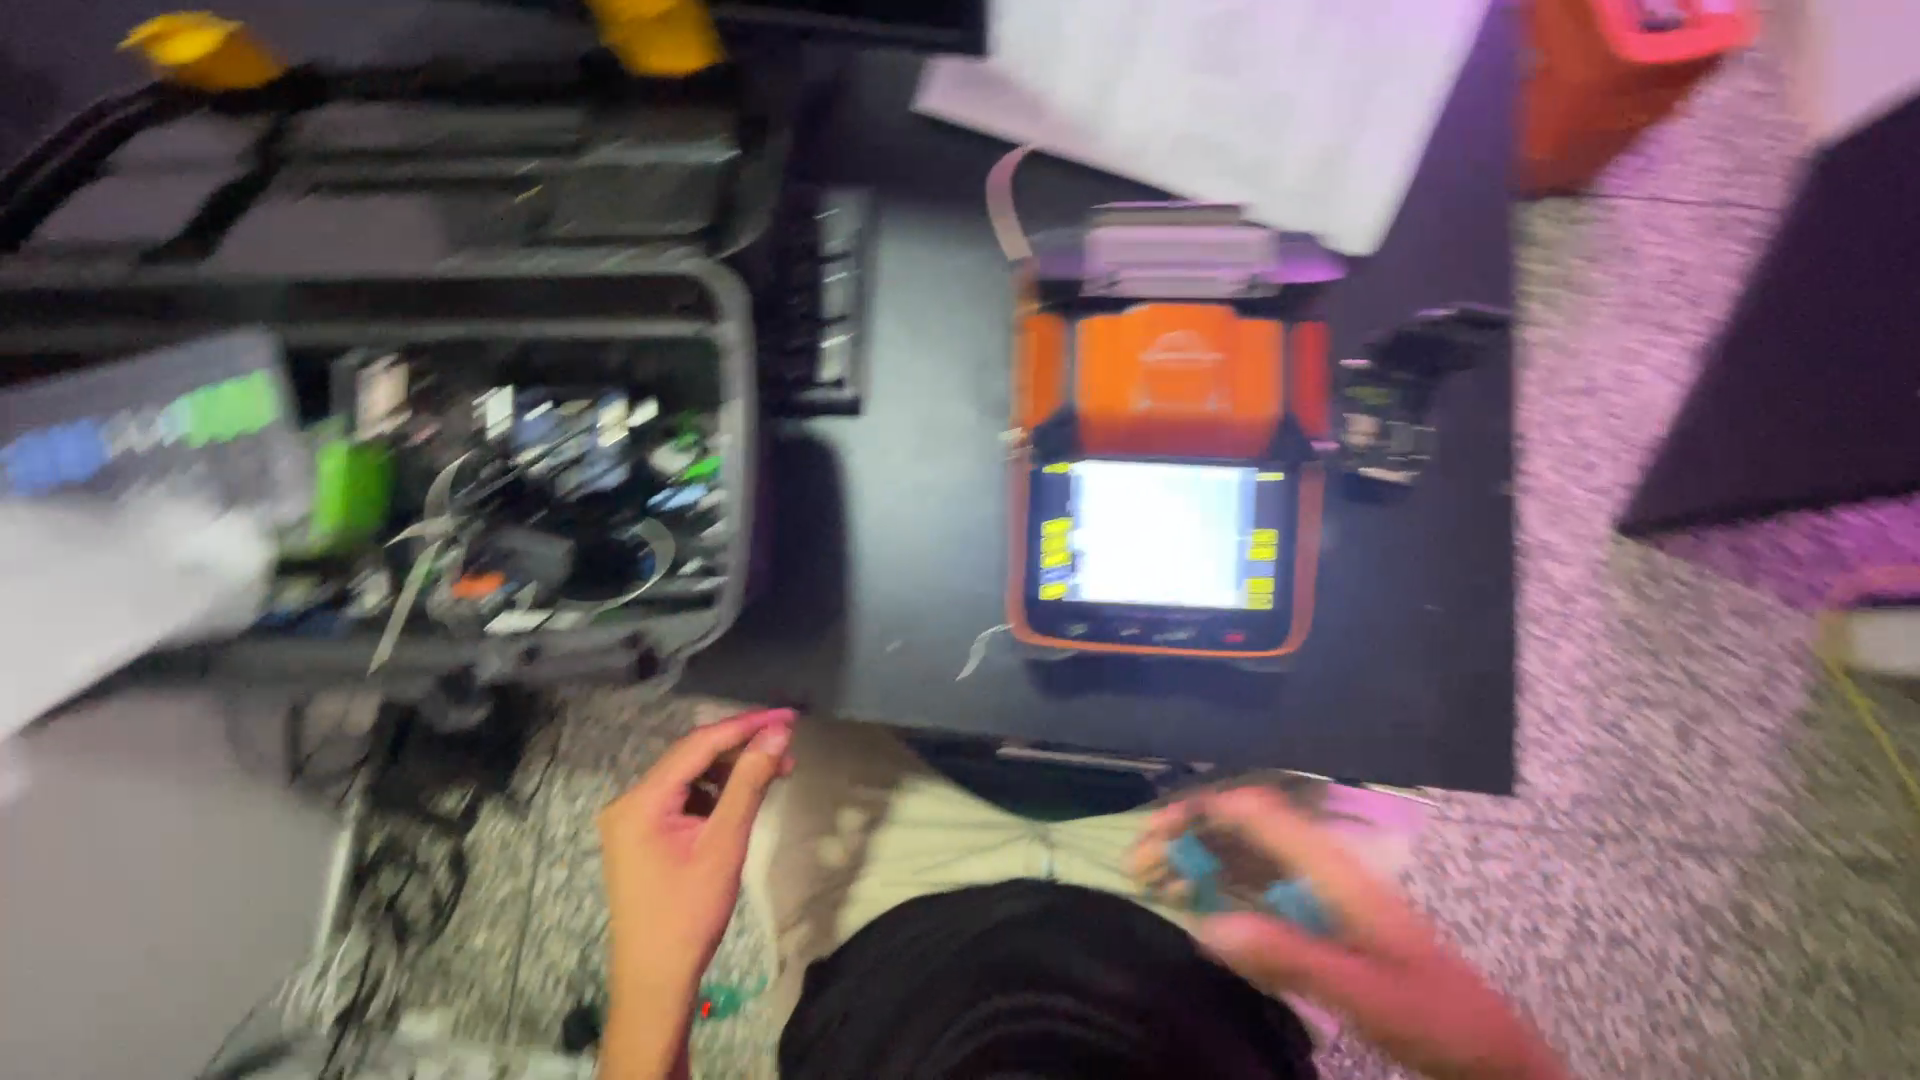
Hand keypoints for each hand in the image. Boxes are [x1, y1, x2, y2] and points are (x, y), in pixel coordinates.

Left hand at [598, 708, 794, 999]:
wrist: (656, 979)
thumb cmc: (689, 913)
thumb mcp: (725, 844)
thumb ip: (749, 783)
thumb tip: (777, 734)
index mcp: (640, 801)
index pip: (699, 745)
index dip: (745, 726)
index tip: (787, 716)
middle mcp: (629, 801)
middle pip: (692, 757)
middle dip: (741, 748)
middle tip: (787, 747)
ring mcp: (632, 820)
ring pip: (690, 777)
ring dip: (731, 771)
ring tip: (775, 772)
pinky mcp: (642, 836)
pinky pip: (683, 798)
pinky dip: (715, 793)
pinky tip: (744, 797)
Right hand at [1131, 787, 1566, 1079]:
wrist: (1490, 1049)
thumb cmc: (1434, 1014)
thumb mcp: (1365, 992)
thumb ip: (1290, 956)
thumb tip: (1206, 926)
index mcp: (1333, 868)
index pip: (1257, 810)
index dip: (1202, 809)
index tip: (1155, 834)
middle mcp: (1321, 865)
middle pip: (1243, 826)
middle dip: (1187, 834)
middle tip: (1140, 866)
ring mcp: (1321, 888)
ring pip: (1246, 852)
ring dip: (1198, 858)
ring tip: (1154, 883)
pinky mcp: (1321, 915)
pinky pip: (1258, 885)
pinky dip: (1219, 887)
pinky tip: (1197, 907)